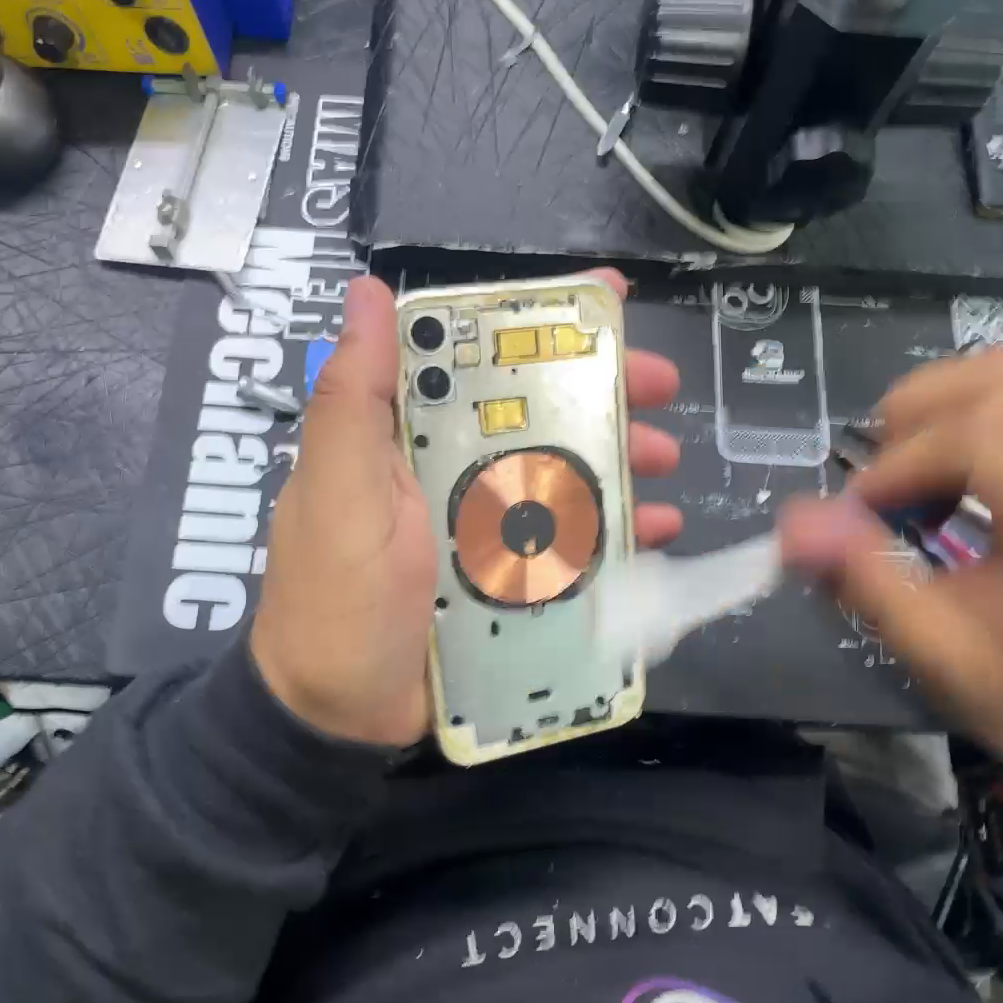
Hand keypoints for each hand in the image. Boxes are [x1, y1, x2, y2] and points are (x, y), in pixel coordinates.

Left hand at [252, 270, 683, 746]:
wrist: (339, 713)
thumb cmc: (338, 595)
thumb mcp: (339, 489)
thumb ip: (355, 397)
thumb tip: (367, 289)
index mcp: (407, 435)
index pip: (478, 358)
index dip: (539, 326)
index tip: (606, 304)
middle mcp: (448, 469)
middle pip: (534, 413)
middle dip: (600, 392)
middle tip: (660, 387)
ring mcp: (482, 525)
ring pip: (561, 473)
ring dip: (617, 458)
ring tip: (664, 461)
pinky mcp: (507, 577)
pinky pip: (570, 540)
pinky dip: (613, 530)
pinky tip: (653, 528)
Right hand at [779, 343, 1002, 774]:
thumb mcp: (936, 651)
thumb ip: (865, 580)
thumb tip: (793, 523)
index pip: (988, 440)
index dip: (904, 461)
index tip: (861, 508)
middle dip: (919, 418)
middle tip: (883, 481)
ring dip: (948, 399)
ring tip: (913, 456)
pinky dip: (986, 393)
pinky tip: (957, 440)